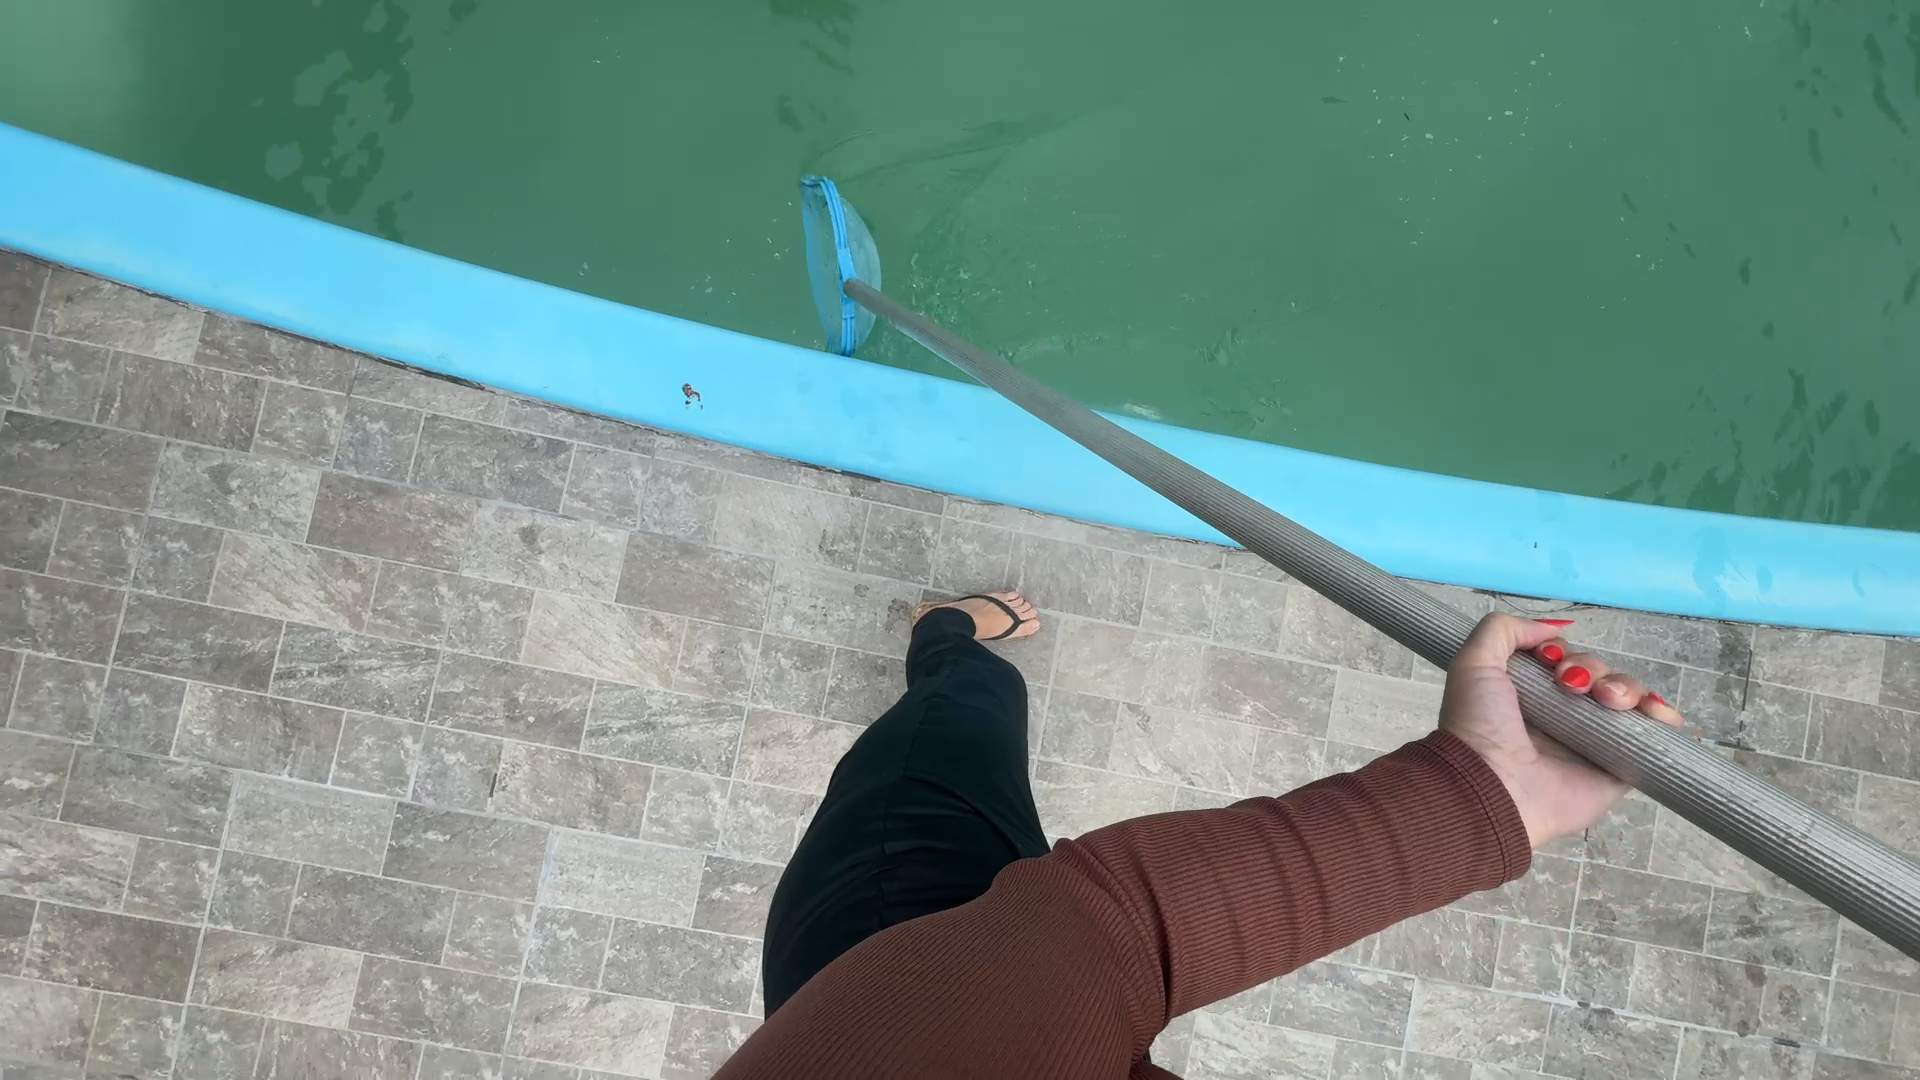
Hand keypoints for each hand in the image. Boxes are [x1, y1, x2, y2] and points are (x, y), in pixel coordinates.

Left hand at [1439, 613, 1685, 847]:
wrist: (1495, 782)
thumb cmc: (1478, 721)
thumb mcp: (1472, 663)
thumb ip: (1502, 631)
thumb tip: (1552, 627)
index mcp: (1525, 688)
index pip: (1561, 657)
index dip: (1562, 651)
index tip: (1551, 660)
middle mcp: (1558, 710)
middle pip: (1597, 673)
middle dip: (1594, 669)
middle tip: (1577, 686)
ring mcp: (1590, 737)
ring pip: (1626, 697)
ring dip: (1627, 688)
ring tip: (1610, 701)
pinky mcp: (1618, 765)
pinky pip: (1652, 736)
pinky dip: (1662, 718)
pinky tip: (1659, 714)